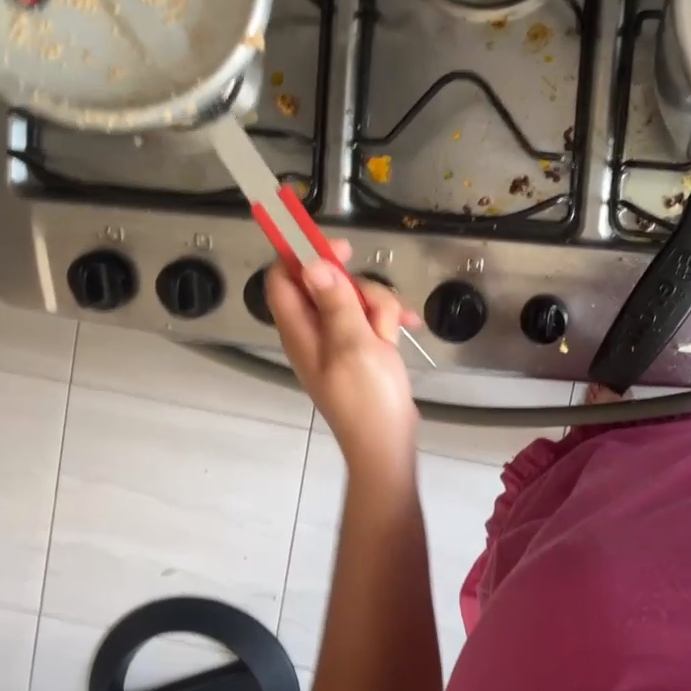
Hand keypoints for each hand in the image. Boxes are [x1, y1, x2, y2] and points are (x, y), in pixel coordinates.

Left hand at [266, 241, 421, 459]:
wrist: (386, 442)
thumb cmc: (366, 396)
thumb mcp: (353, 343)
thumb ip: (334, 302)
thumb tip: (310, 264)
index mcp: (299, 329)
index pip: (283, 279)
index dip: (304, 256)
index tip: (339, 249)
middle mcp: (313, 331)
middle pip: (328, 285)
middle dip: (359, 289)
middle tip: (376, 308)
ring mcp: (338, 341)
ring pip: (356, 300)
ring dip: (380, 308)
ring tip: (391, 336)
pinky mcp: (361, 350)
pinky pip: (372, 320)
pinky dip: (388, 322)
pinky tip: (407, 329)